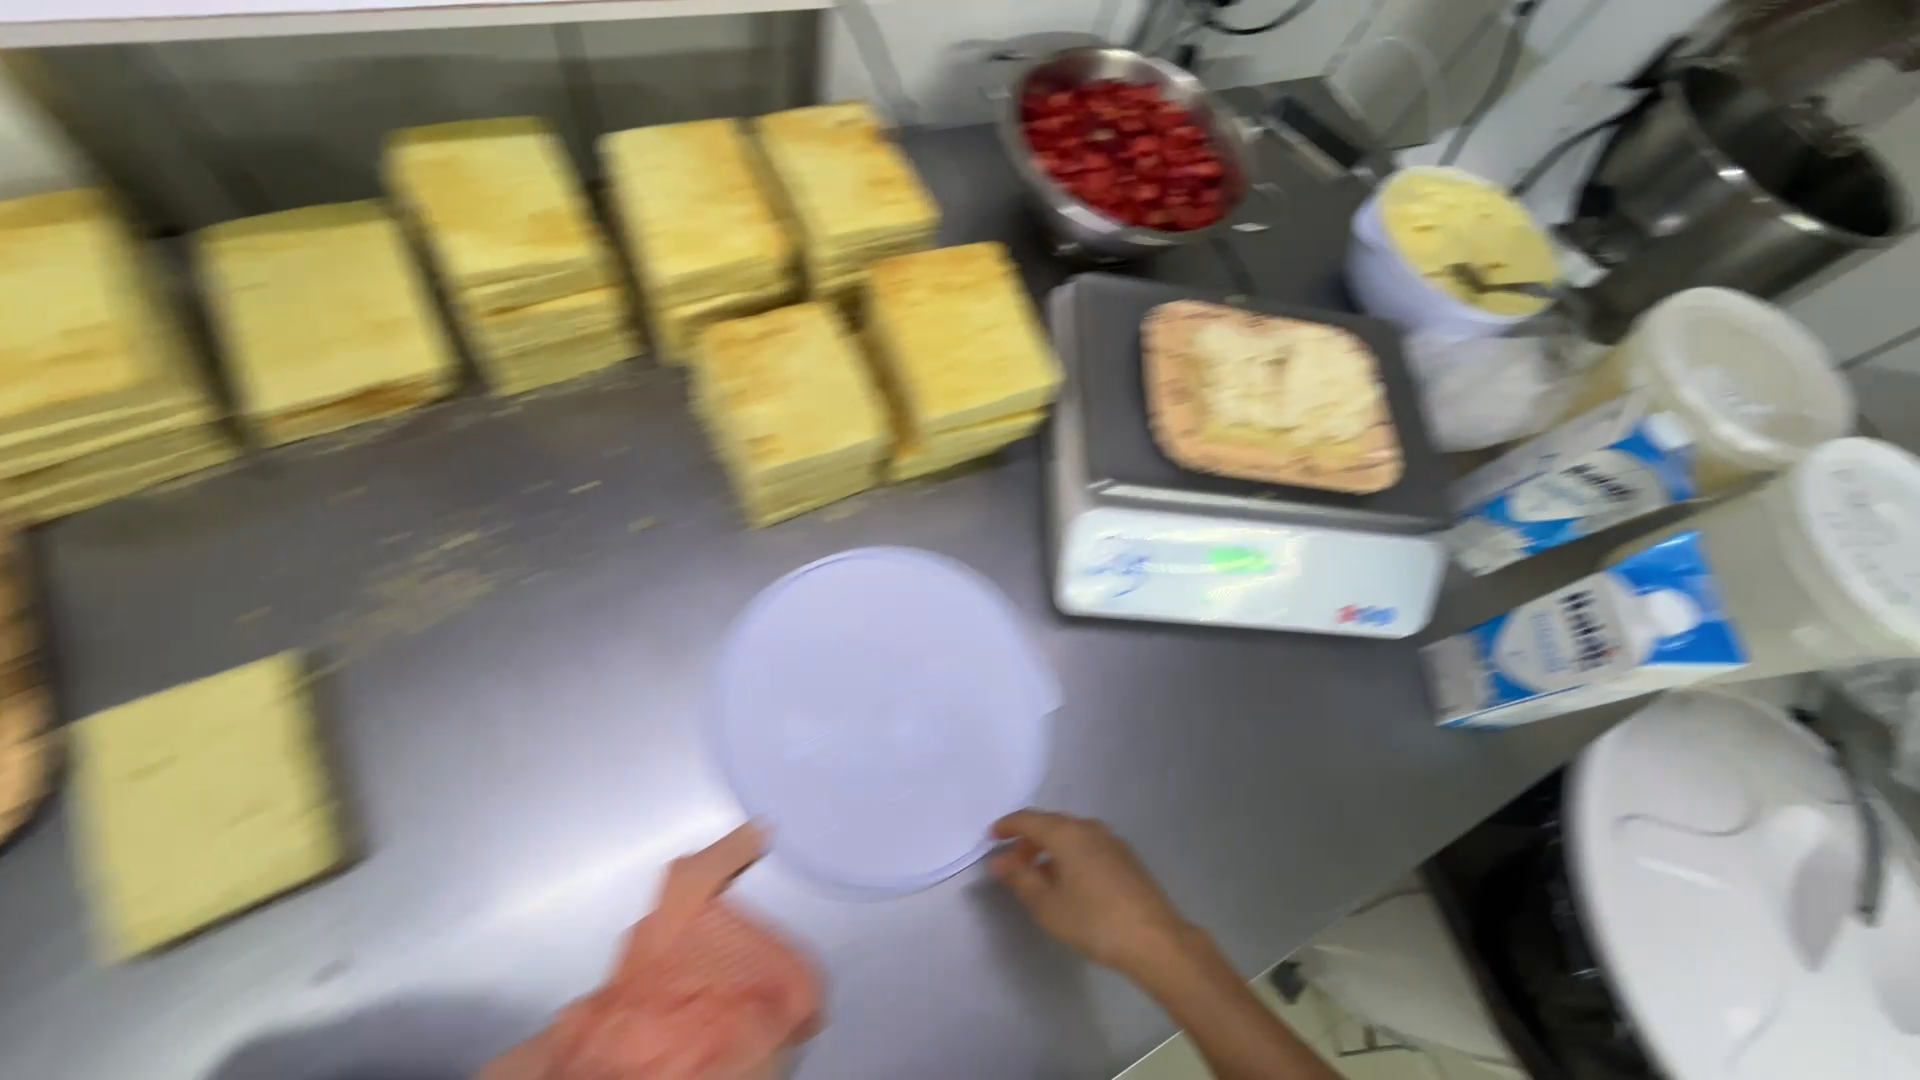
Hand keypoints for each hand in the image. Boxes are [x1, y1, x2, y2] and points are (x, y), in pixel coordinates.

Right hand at [989, 810, 1196, 978]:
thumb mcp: (1047, 904)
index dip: (1007, 826)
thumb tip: (999, 859)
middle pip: (1050, 824)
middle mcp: (1088, 827)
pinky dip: (1069, 854)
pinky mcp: (1125, 856)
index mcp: (1066, 833)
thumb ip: (1019, 877)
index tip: (990, 837)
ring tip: (1037, 874)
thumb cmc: (1093, 921)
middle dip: (1028, 839)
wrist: (1154, 939)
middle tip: (1011, 862)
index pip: (1028, 819)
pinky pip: (1087, 844)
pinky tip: (1067, 879)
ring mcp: (1111, 840)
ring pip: (1070, 834)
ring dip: (1049, 847)